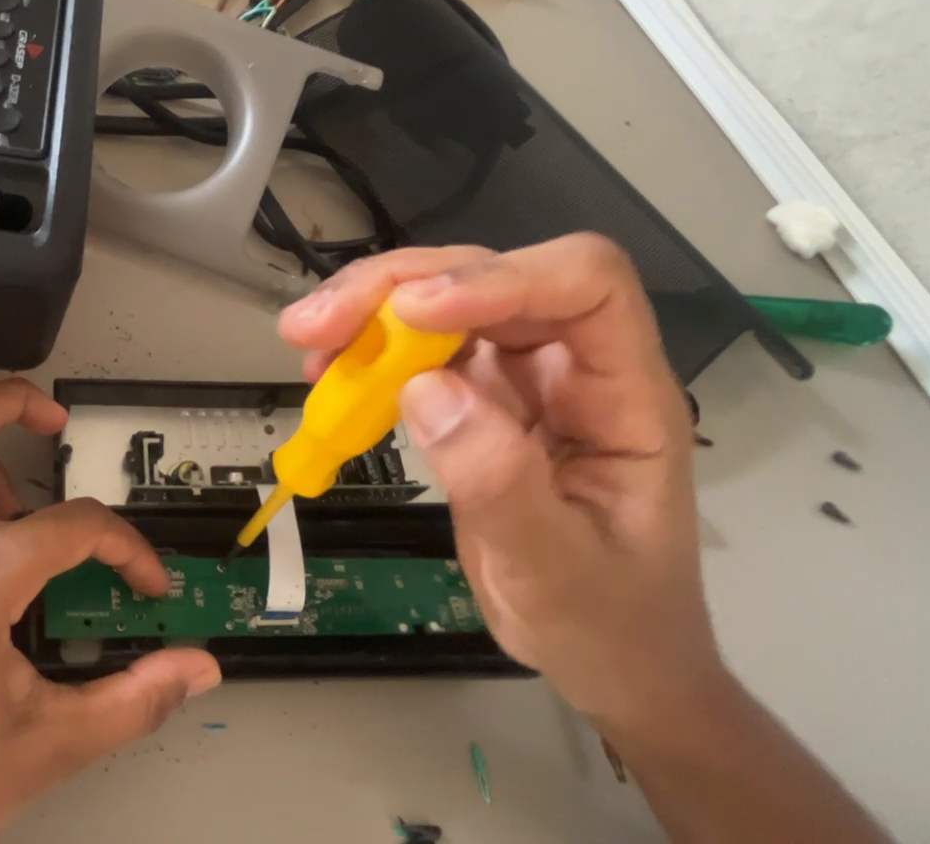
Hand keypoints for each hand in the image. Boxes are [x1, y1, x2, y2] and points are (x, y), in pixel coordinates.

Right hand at [279, 235, 724, 732]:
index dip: (499, 278)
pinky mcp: (473, 396)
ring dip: (368, 308)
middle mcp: (571, 364)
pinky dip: (362, 350)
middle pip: (492, 274)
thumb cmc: (607, 623)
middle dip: (400, 286)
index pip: (583, 286)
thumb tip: (423, 388)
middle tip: (315, 324)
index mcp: (624, 393)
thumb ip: (501, 484)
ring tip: (304, 338)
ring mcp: (518, 376)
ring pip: (442, 301)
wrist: (605, 655)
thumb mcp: (557, 573)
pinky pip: (413, 349)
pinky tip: (323, 372)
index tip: (410, 312)